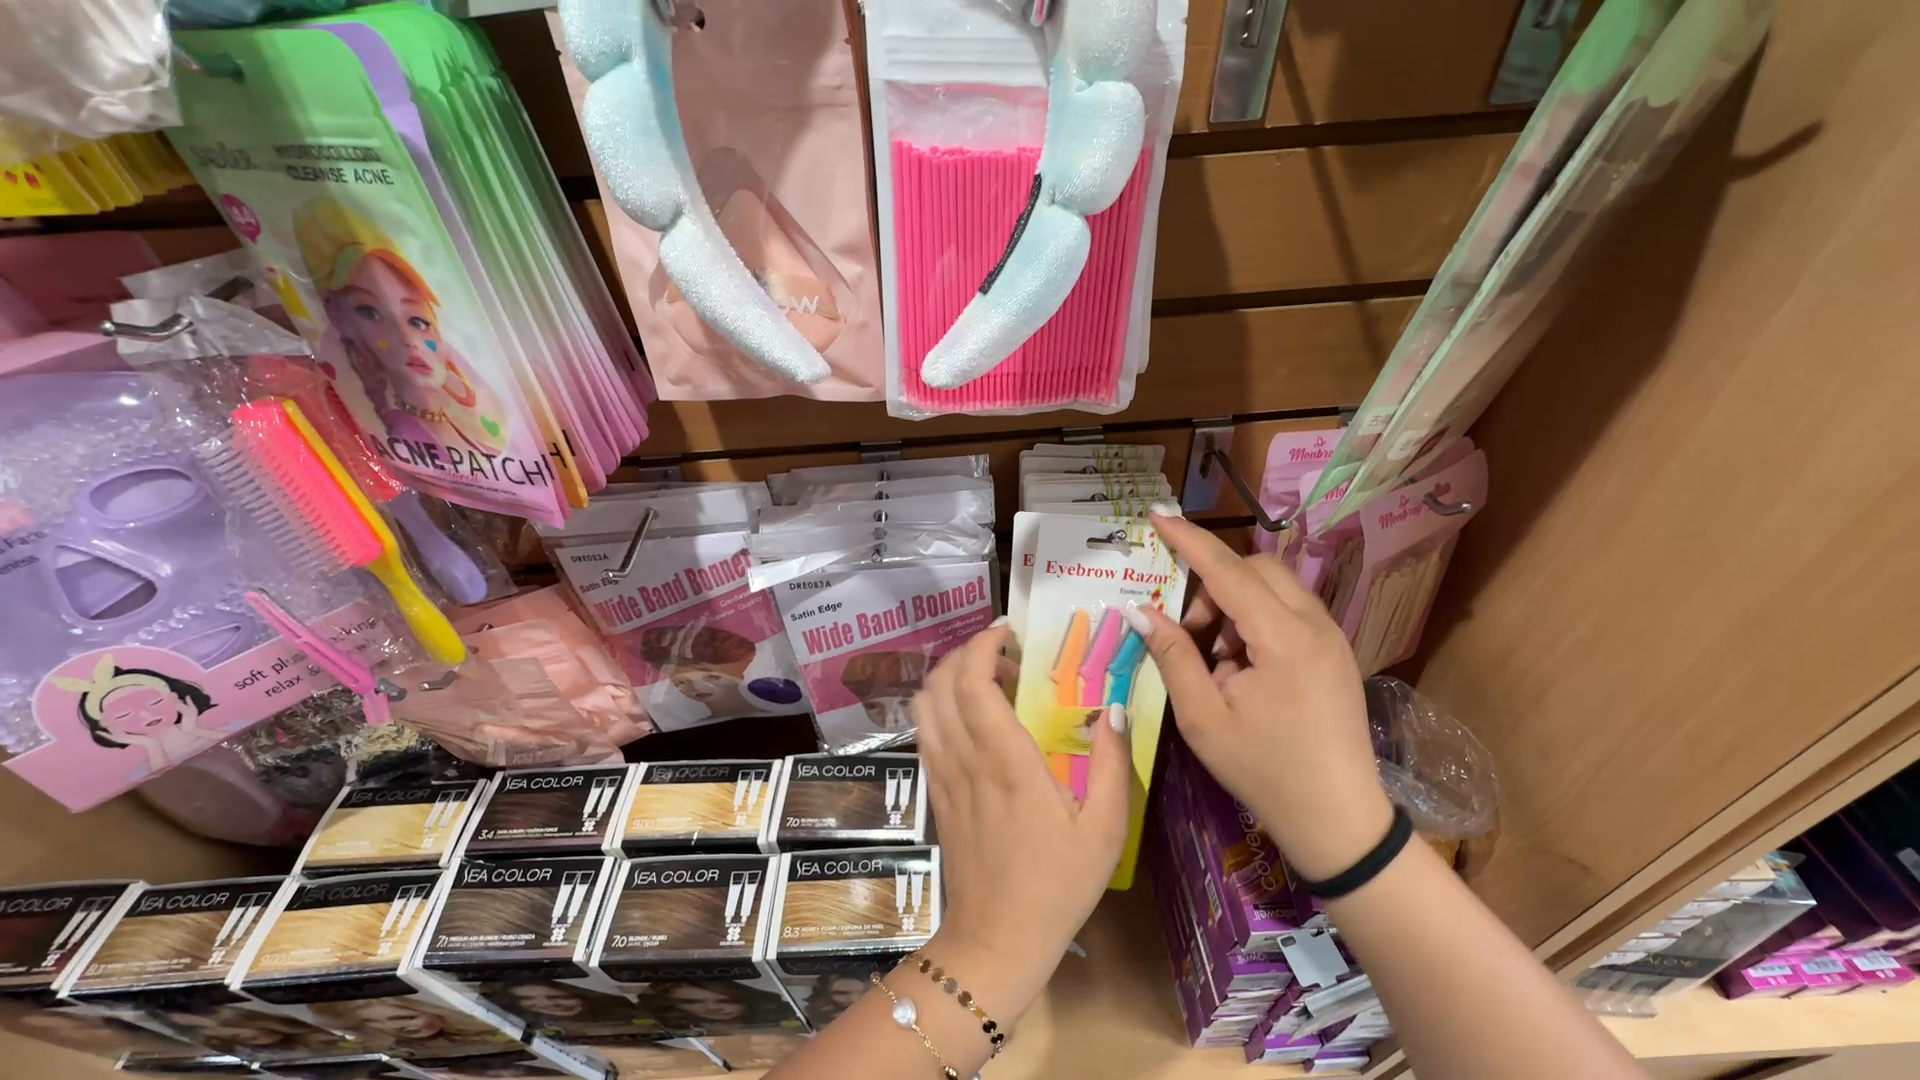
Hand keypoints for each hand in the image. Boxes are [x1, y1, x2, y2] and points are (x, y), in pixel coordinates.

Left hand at [910, 621, 1130, 1026]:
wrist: (996, 940)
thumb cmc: (1057, 886)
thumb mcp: (1105, 830)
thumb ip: (1112, 763)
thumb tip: (1112, 707)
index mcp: (1007, 762)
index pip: (973, 681)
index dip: (982, 644)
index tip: (1008, 634)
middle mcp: (965, 759)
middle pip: (940, 682)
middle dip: (966, 653)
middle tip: (1006, 657)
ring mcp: (943, 775)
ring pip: (925, 704)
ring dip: (950, 678)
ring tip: (990, 684)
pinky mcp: (935, 792)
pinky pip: (925, 732)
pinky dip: (941, 707)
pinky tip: (974, 721)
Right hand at [1131, 512, 1393, 880]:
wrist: (1338, 819)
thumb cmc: (1264, 770)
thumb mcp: (1203, 718)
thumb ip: (1173, 656)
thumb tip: (1139, 610)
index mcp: (1282, 638)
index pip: (1227, 570)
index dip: (1189, 539)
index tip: (1158, 514)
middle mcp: (1314, 624)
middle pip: (1255, 569)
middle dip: (1212, 585)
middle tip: (1189, 635)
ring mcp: (1331, 636)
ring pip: (1273, 587)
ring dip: (1234, 605)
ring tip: (1216, 662)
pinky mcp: (1335, 652)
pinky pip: (1288, 612)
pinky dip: (1256, 621)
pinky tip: (1243, 669)